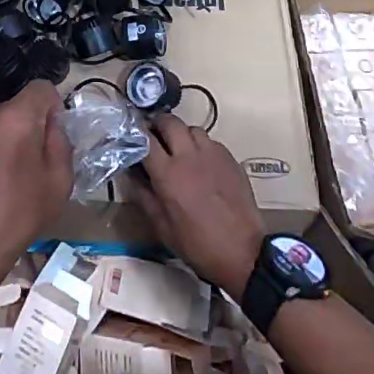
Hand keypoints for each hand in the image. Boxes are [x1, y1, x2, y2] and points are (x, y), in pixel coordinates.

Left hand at [0, 81, 71, 275]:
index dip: (53, 107)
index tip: (53, 135)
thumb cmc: (19, 214)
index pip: (42, 87)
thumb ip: (61, 143)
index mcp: (17, 118)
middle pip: (15, 108)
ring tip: (4, 178)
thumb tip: (52, 126)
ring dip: (3, 140)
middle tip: (32, 163)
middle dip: (28, 126)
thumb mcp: (60, 181)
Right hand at [134, 113, 264, 298]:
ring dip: (182, 134)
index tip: (130, 138)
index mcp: (168, 174)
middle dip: (158, 125)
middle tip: (154, 137)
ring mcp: (213, 155)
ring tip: (178, 149)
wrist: (243, 252)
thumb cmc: (198, 245)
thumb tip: (132, 177)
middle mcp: (190, 157)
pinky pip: (211, 141)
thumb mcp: (163, 227)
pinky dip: (201, 145)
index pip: (145, 140)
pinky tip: (201, 162)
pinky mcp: (231, 159)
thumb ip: (145, 197)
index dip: (135, 135)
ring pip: (193, 129)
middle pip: (170, 122)